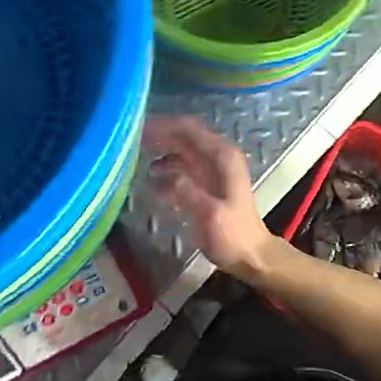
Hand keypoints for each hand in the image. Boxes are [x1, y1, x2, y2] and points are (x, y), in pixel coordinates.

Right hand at [145, 117, 274, 278]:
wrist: (250, 255)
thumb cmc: (233, 235)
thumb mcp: (210, 215)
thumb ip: (188, 192)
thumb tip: (165, 176)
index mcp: (222, 156)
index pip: (189, 129)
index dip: (163, 125)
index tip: (138, 127)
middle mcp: (217, 157)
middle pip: (183, 136)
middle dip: (158, 136)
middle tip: (129, 140)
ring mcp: (212, 170)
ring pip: (181, 152)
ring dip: (160, 153)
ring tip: (133, 159)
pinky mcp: (206, 184)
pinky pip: (183, 170)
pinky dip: (167, 172)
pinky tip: (150, 184)